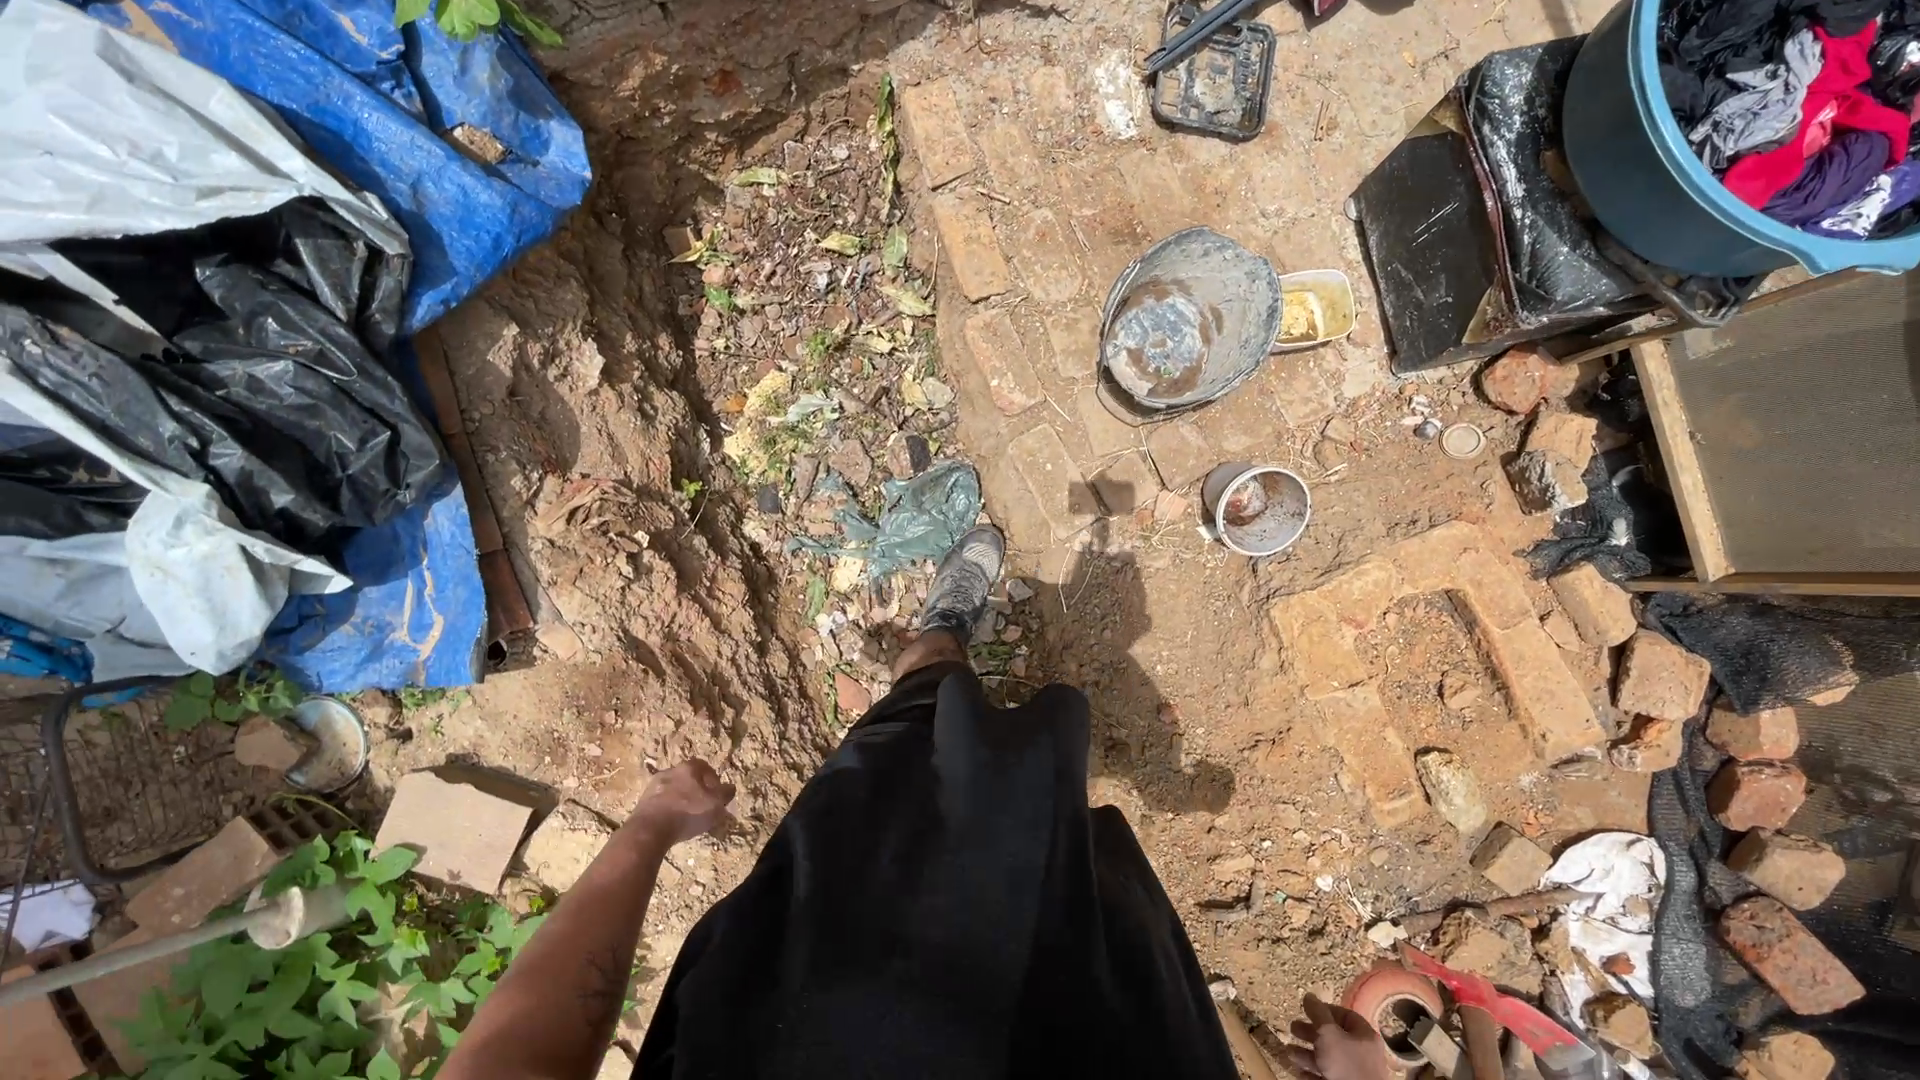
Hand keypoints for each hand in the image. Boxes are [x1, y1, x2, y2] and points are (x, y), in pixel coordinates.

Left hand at [625, 759, 734, 844]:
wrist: (650, 829)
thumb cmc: (688, 812)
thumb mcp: (716, 804)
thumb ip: (725, 794)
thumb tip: (730, 788)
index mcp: (689, 767)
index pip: (704, 766)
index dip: (713, 779)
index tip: (717, 793)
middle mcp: (670, 771)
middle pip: (687, 777)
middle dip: (695, 789)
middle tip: (702, 804)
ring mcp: (653, 786)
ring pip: (672, 790)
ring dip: (679, 799)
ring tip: (686, 816)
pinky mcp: (642, 802)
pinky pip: (660, 802)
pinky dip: (667, 809)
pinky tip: (672, 822)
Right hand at [1285, 994, 1390, 1079]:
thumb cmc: (1346, 1064)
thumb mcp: (1328, 1033)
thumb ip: (1318, 1013)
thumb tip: (1309, 995)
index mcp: (1364, 1036)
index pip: (1346, 1016)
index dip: (1325, 1010)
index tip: (1306, 1010)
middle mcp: (1361, 1053)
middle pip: (1333, 1036)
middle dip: (1310, 1032)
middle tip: (1293, 1028)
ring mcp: (1353, 1072)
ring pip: (1327, 1058)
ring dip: (1306, 1054)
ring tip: (1290, 1051)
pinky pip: (1324, 1075)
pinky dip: (1310, 1072)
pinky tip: (1298, 1070)